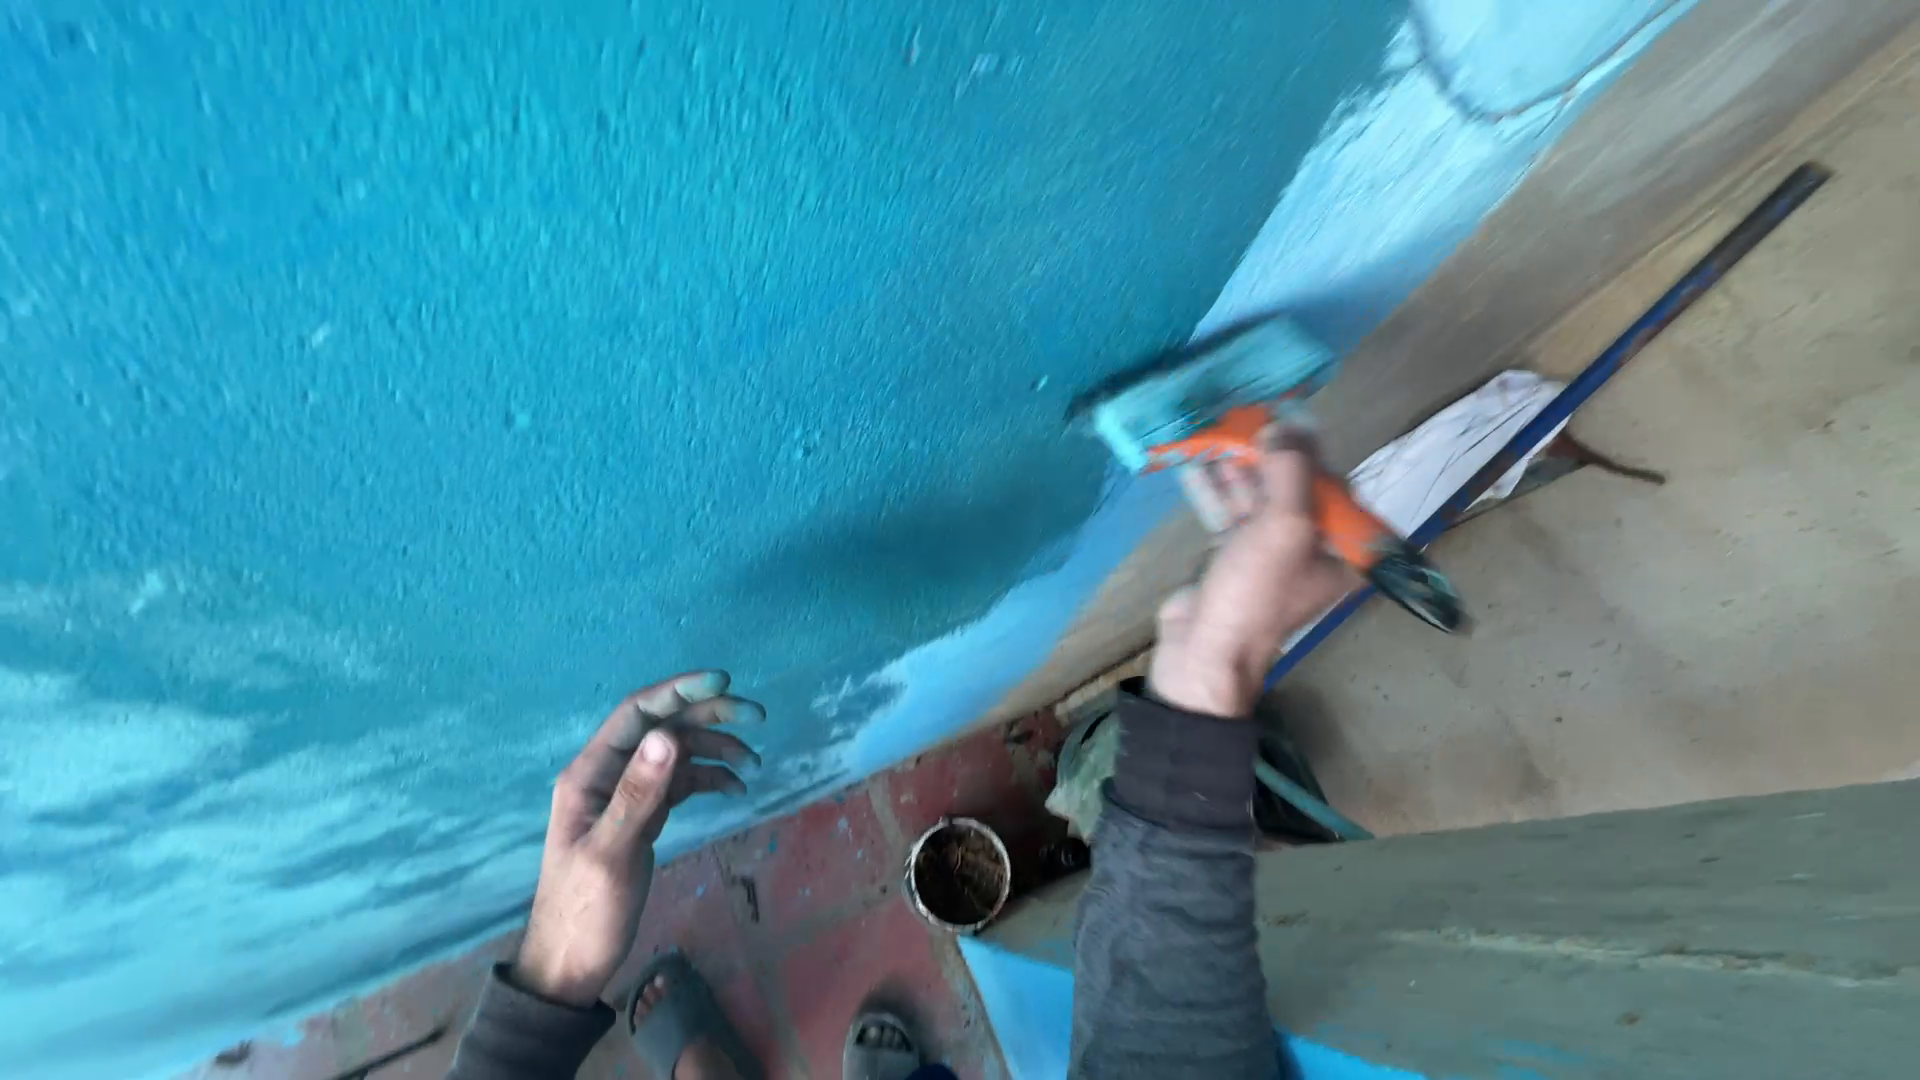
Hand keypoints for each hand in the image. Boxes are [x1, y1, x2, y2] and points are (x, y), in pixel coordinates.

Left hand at [511, 670, 762, 1005]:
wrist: (572, 965)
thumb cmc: (585, 911)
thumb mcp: (611, 853)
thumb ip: (638, 794)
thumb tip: (668, 735)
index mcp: (590, 773)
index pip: (638, 713)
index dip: (680, 691)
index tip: (724, 682)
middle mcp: (609, 773)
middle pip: (665, 726)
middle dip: (711, 716)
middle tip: (758, 716)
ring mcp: (628, 793)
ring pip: (680, 752)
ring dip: (718, 750)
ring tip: (753, 764)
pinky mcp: (645, 813)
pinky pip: (684, 781)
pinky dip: (712, 778)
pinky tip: (736, 789)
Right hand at [1150, 427, 1360, 716]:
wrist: (1203, 649)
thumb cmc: (1255, 592)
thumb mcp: (1282, 527)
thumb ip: (1289, 471)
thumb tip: (1282, 427)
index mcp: (1344, 549)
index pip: (1333, 486)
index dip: (1308, 452)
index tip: (1279, 421)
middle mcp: (1312, 548)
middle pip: (1292, 487)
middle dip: (1264, 455)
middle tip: (1240, 422)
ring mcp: (1269, 553)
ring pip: (1256, 497)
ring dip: (1233, 467)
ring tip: (1212, 433)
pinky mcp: (1232, 556)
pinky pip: (1228, 512)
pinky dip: (1213, 488)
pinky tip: (1194, 461)